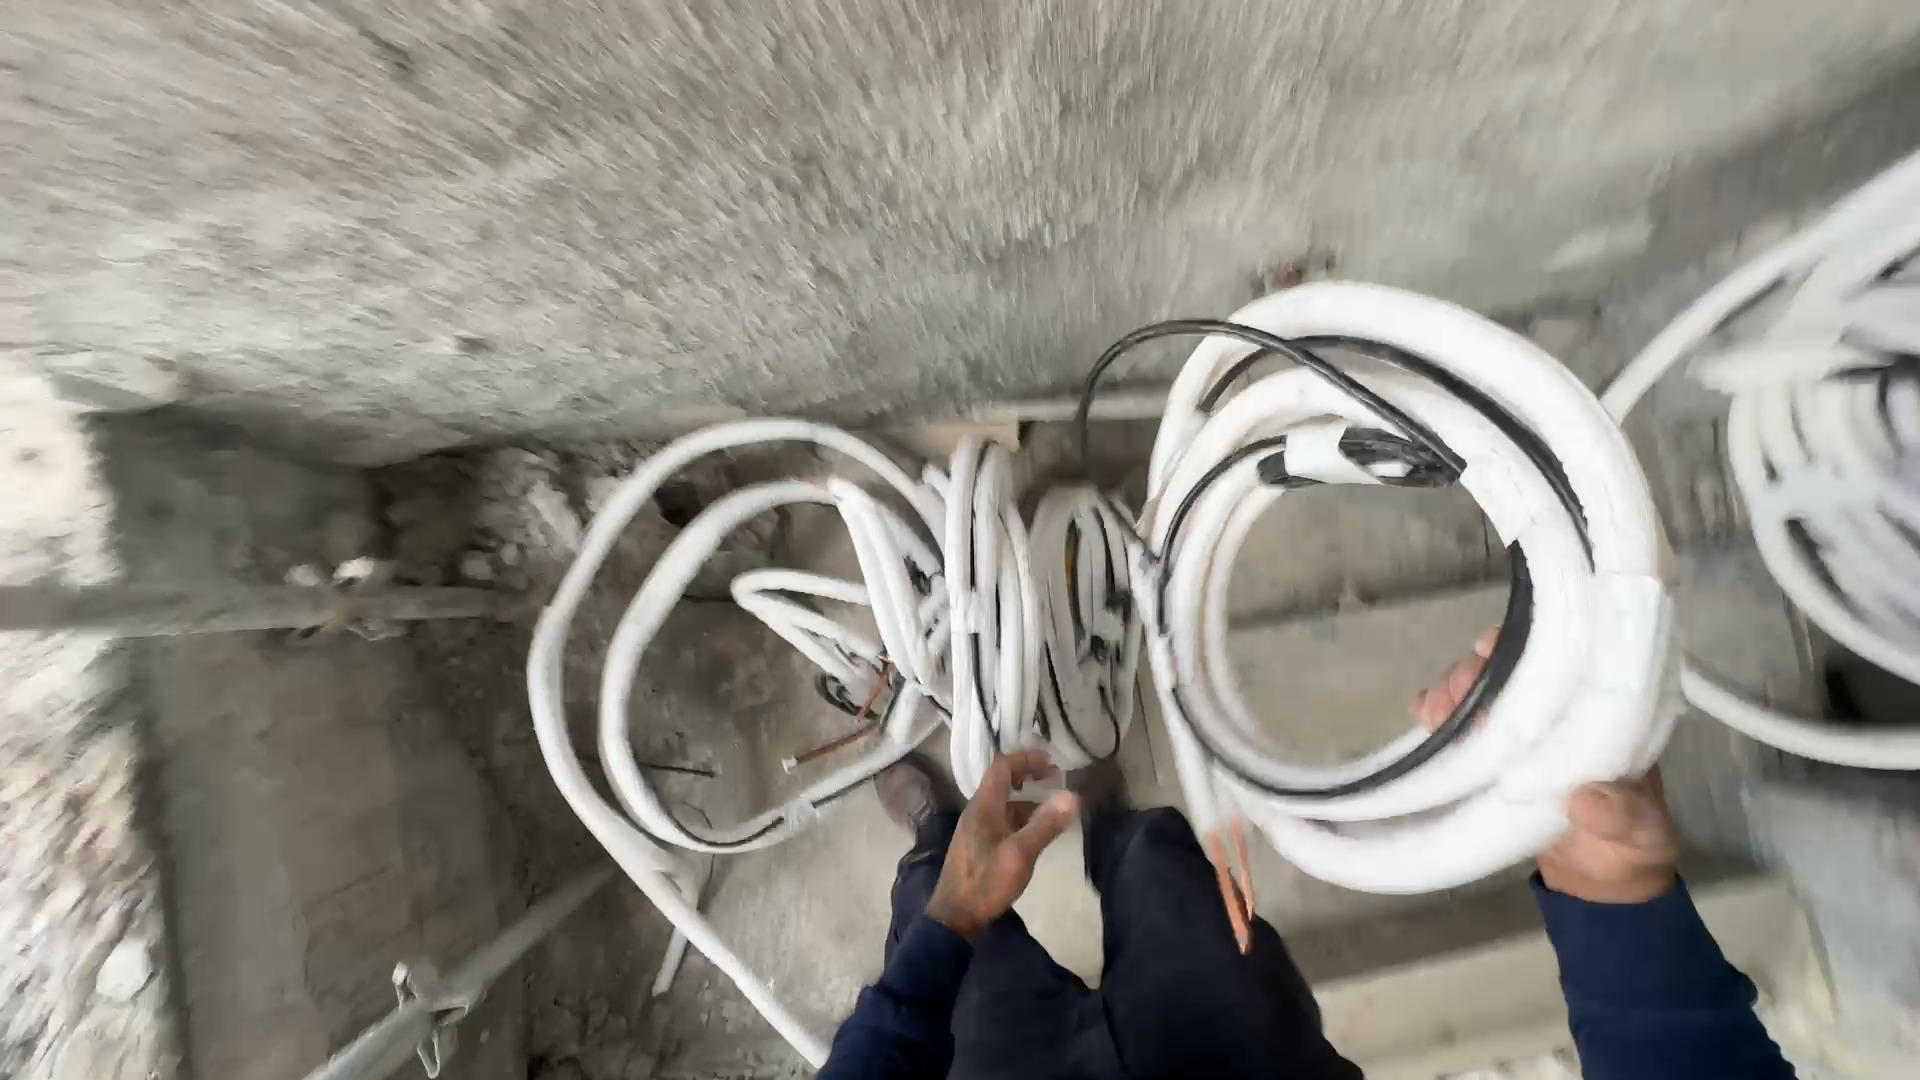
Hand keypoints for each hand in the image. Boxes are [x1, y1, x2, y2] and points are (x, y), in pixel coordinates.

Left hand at [925, 751, 1078, 940]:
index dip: (1026, 758)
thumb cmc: (986, 881)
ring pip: (1003, 802)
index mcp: (984, 805)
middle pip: (1002, 780)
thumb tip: (1071, 795)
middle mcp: (977, 810)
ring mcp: (976, 828)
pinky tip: (1035, 832)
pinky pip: (1001, 819)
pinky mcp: (978, 844)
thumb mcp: (1020, 854)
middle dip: (1028, 774)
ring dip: (1026, 798)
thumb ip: (1045, 824)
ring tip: (1052, 806)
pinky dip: (1020, 816)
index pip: (1003, 766)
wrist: (955, 916)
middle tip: (1054, 778)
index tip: (1052, 763)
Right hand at [1413, 630, 1679, 904]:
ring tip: (1436, 718)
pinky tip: (1423, 722)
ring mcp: (1509, 728)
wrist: (1594, 879)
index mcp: (1592, 715)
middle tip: (1456, 700)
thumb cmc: (1625, 844)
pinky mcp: (1478, 750)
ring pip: (1470, 688)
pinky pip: (1447, 717)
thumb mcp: (1641, 833)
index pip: (1556, 659)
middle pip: (1502, 668)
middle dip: (1471, 674)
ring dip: (1447, 694)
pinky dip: (1429, 710)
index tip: (1489, 650)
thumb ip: (1623, 816)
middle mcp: (1547, 710)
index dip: (1521, 645)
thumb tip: (1586, 797)